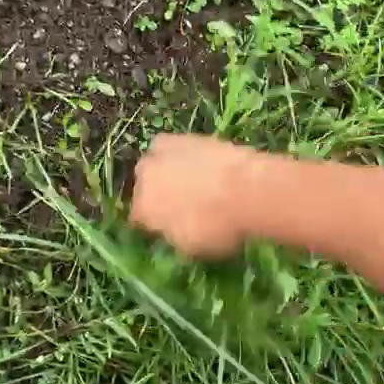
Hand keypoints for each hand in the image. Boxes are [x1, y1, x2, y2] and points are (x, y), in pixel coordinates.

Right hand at [129, 133, 265, 257]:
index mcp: (143, 208)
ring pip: (154, 163)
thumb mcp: (191, 247)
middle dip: (155, 194)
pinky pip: (172, 147)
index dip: (151, 224)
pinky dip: (181, 155)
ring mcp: (161, 153)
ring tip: (189, 180)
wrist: (246, 189)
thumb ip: (172, 234)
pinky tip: (198, 163)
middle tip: (178, 203)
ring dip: (165, 171)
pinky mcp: (181, 137)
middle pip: (143, 186)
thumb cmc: (218, 226)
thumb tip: (171, 229)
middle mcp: (144, 177)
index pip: (138, 218)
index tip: (164, 227)